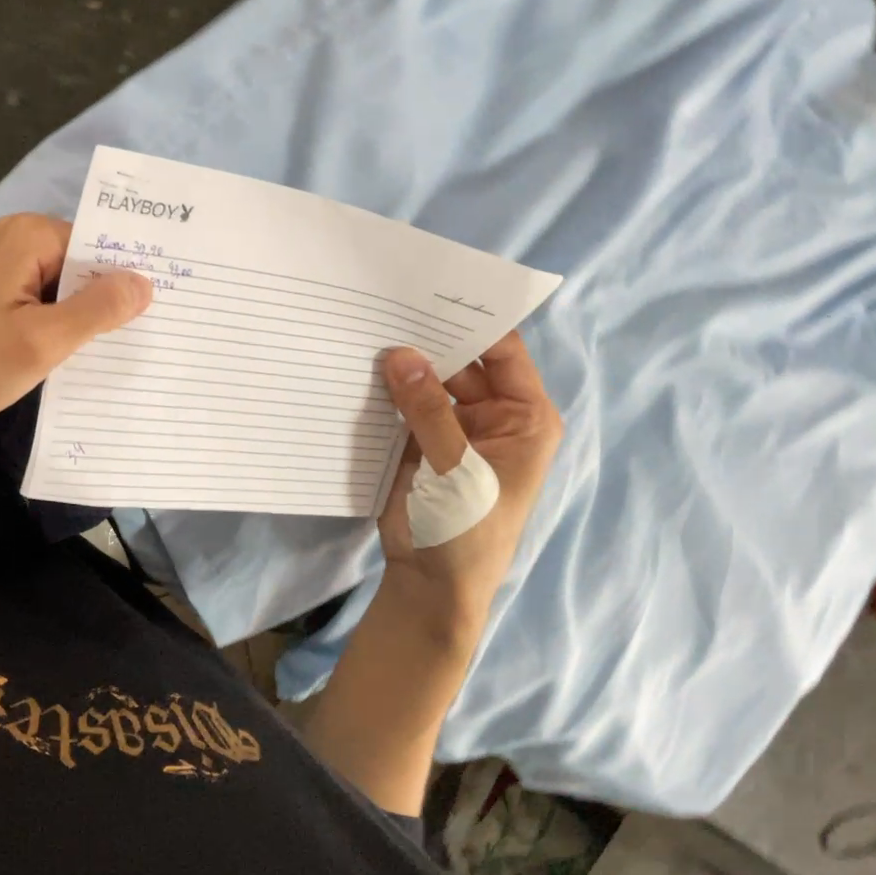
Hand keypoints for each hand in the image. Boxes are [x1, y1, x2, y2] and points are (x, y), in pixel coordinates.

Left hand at [0, 213, 153, 450]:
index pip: (102, 245)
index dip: (130, 278)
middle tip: (154, 334)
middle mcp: (18, 239)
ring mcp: (6, 267)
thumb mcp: (43, 342)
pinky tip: (83, 351)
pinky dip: (64, 324)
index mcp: (30, 236)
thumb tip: (146, 282)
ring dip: (88, 316)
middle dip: (111, 298)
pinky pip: (47, 300)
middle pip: (86, 263)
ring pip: (69, 286)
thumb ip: (97, 310)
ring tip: (123, 347)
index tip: (169, 310)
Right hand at [375, 331, 561, 628]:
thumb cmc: (467, 529)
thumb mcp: (456, 468)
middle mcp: (489, 416)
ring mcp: (449, 431)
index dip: (471, 321)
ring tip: (360, 334)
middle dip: (425, 342)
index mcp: (523, 416)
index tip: (430, 292)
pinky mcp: (415, 446)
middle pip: (458, 365)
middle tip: (381, 309)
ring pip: (423, 386)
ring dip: (397, 369)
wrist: (433, 583)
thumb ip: (429, 411)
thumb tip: (400, 354)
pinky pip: (398, 410)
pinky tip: (352, 373)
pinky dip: (379, 396)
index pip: (502, 353)